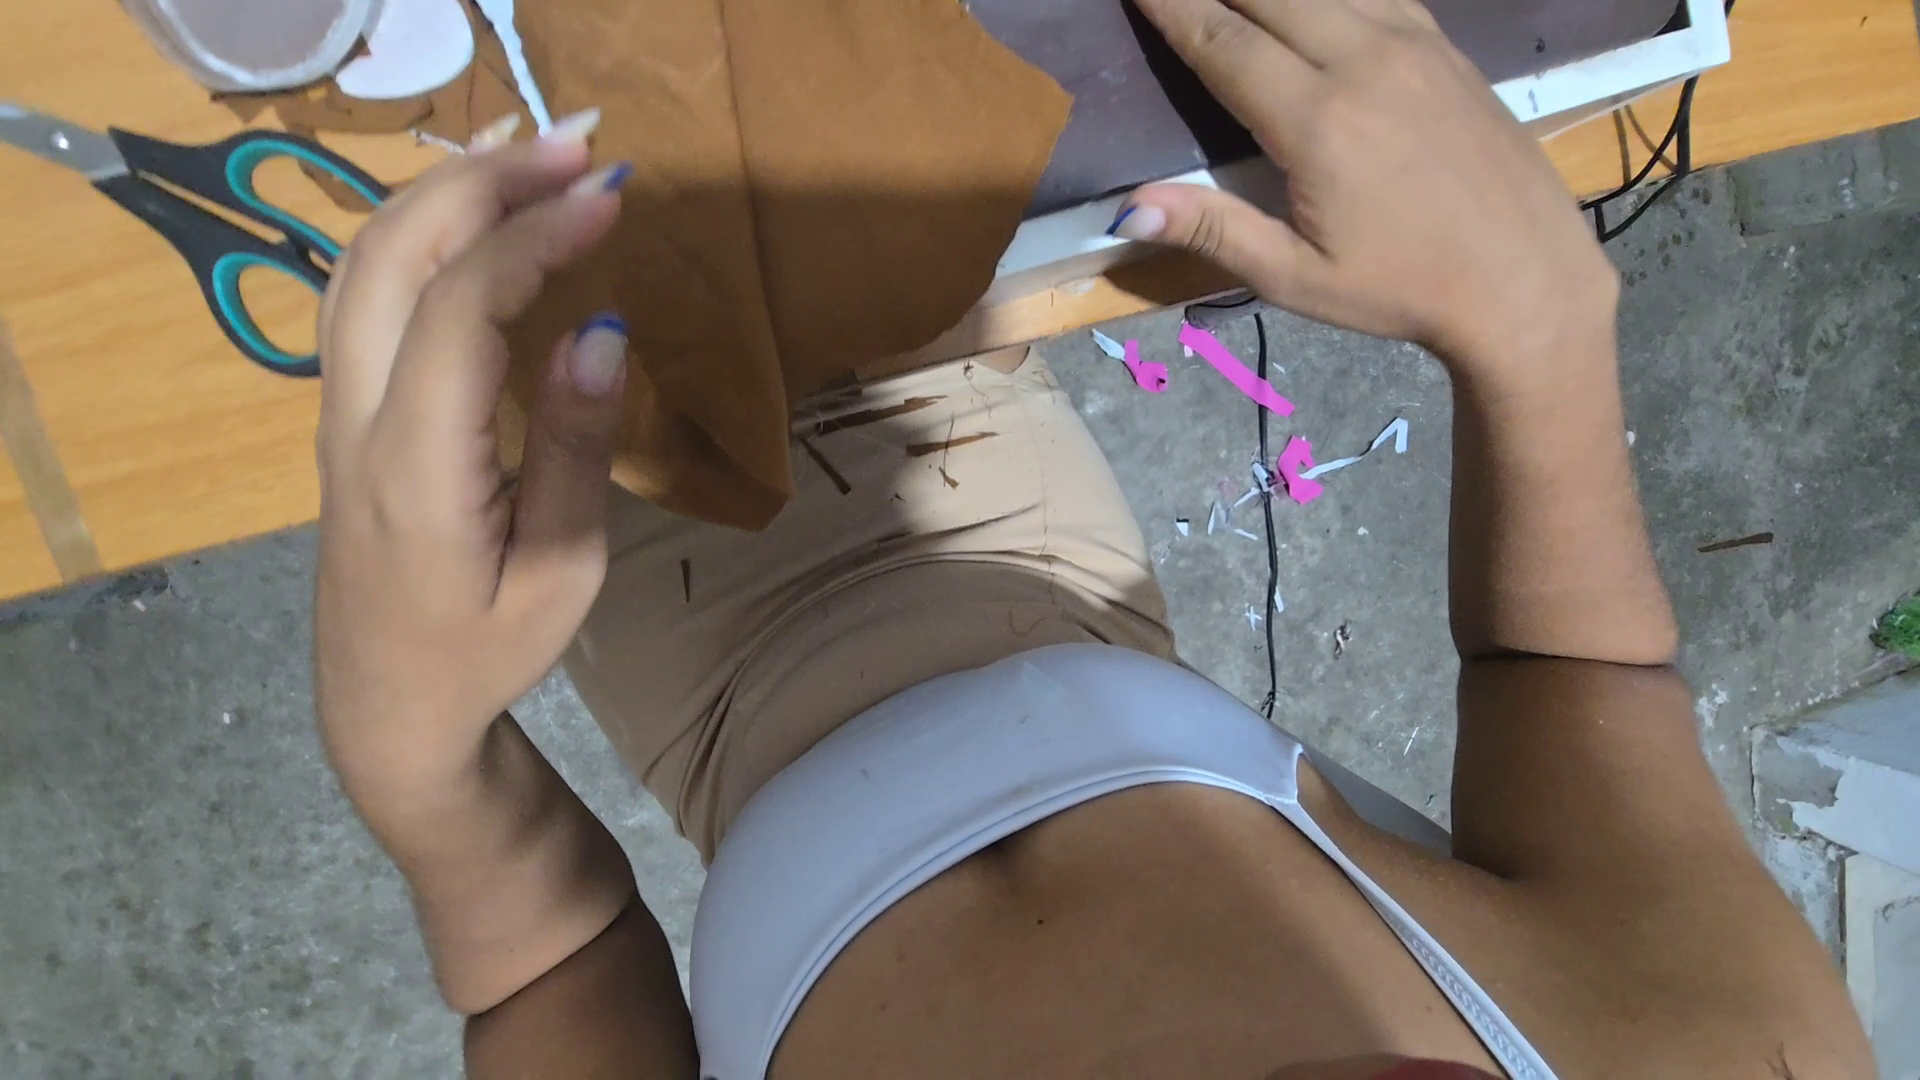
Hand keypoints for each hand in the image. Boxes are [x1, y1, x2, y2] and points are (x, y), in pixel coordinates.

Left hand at [313, 135, 629, 782]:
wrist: (390, 701)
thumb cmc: (490, 646)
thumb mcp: (560, 567)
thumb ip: (572, 449)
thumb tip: (600, 331)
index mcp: (416, 465)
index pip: (462, 309)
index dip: (535, 239)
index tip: (611, 198)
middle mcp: (355, 416)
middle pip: (394, 254)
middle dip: (485, 181)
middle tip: (578, 146)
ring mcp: (337, 408)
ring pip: (366, 260)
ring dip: (448, 192)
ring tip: (532, 157)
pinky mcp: (347, 411)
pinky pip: (368, 291)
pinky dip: (423, 232)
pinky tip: (474, 218)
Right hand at [1117, 0, 1617, 372]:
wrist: (1521, 276)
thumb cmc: (1396, 288)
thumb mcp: (1293, 277)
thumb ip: (1213, 230)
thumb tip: (1130, 205)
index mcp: (1318, 122)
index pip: (1224, 45)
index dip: (1173, 6)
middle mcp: (1365, 60)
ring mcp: (1413, 42)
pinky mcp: (1444, 44)